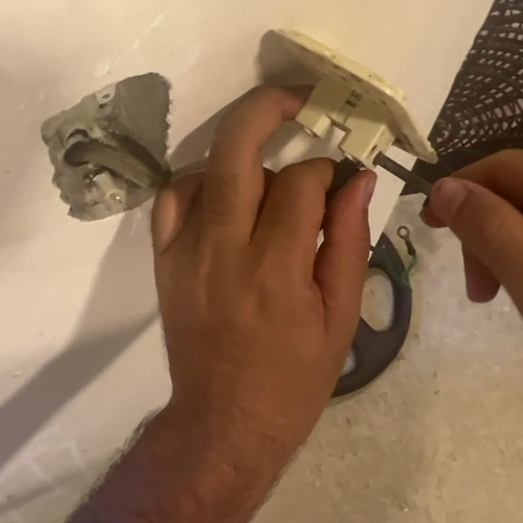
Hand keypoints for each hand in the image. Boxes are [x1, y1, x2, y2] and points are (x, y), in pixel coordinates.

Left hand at [151, 86, 376, 461]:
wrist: (224, 422)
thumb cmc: (294, 378)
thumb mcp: (339, 316)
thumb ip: (347, 241)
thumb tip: (359, 177)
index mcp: (276, 269)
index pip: (302, 182)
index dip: (327, 169)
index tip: (340, 179)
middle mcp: (224, 249)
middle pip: (236, 149)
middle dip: (270, 109)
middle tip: (299, 100)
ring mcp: (185, 252)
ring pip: (205, 169)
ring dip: (240, 156)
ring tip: (267, 173)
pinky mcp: (163, 261)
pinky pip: (172, 198)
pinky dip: (200, 183)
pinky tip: (226, 197)